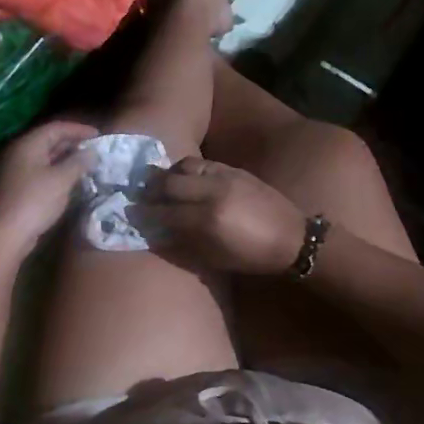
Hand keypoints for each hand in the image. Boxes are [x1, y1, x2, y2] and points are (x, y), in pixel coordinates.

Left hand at [0, 120, 96, 251]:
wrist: (2, 235)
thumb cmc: (34, 202)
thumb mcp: (61, 180)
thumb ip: (78, 163)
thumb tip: (91, 152)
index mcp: (26, 145)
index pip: (55, 128)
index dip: (78, 129)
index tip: (98, 135)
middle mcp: (15, 153)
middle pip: (46, 141)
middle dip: (71, 144)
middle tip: (93, 150)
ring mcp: (10, 171)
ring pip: (41, 158)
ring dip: (63, 159)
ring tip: (84, 166)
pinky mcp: (11, 189)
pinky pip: (36, 173)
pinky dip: (53, 173)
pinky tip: (66, 182)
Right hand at [132, 157, 307, 274]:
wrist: (293, 238)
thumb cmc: (252, 257)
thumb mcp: (215, 259)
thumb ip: (183, 243)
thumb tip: (156, 232)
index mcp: (207, 221)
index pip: (163, 213)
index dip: (143, 215)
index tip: (129, 215)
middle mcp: (213, 193)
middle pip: (167, 182)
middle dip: (150, 191)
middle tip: (141, 198)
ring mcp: (225, 177)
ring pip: (184, 166)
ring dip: (168, 175)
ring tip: (161, 185)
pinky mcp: (235, 170)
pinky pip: (203, 164)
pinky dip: (188, 170)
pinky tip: (185, 180)